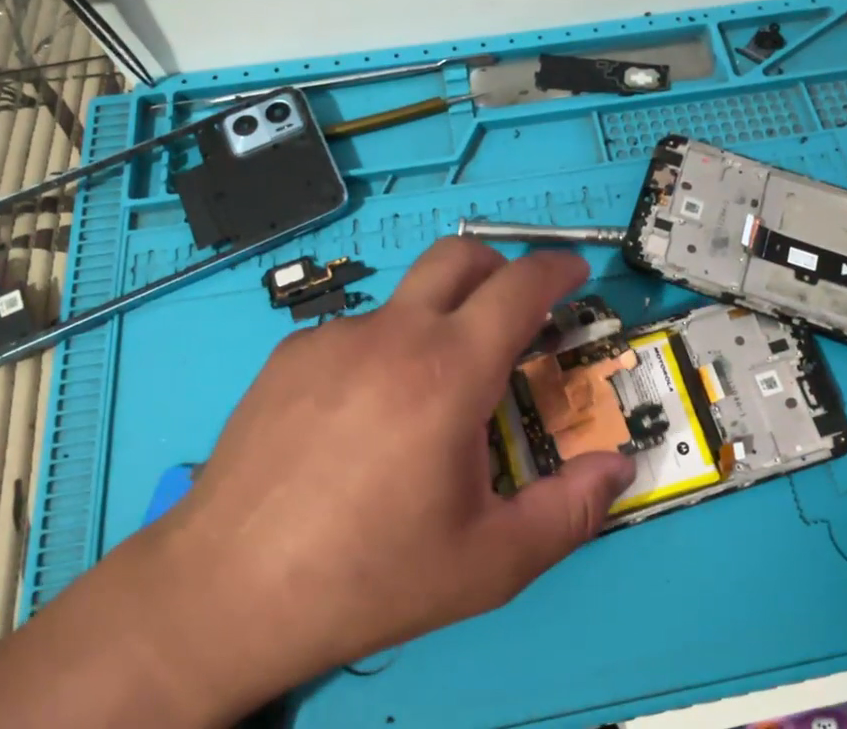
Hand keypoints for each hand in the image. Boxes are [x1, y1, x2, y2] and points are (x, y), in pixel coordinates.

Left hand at [151, 239, 635, 716]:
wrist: (228, 590)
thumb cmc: (371, 576)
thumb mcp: (490, 562)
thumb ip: (569, 510)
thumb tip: (618, 465)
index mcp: (449, 373)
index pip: (519, 287)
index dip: (557, 269)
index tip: (575, 272)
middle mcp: (391, 336)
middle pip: (457, 256)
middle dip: (500, 266)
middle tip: (517, 310)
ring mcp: (331, 340)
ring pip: (403, 303)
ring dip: (436, 323)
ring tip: (428, 400)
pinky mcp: (287, 358)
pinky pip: (354, 336)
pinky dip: (383, 354)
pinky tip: (362, 422)